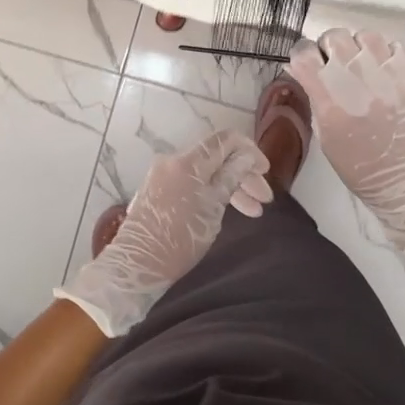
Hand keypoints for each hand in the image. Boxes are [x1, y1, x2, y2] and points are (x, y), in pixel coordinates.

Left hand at [56, 130, 271, 337]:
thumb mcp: (213, 208)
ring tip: (253, 212)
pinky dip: (212, 193)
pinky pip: (192, 183)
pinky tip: (226, 210)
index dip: (250, 151)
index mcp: (187, 161)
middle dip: (243, 174)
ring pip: (206, 173)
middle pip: (216, 157)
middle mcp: (173, 161)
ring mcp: (163, 176)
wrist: (138, 264)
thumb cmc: (180, 238)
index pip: (225, 140)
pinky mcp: (159, 191)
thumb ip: (231, 178)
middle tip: (265, 199)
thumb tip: (246, 156)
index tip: (266, 170)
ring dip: (230, 187)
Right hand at [289, 28, 404, 260]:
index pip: (304, 53)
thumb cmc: (354, 162)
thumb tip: (303, 68)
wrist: (401, 178)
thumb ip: (314, 95)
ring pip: (366, 35)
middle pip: (334, 37)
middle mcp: (357, 80)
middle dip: (329, 47)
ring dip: (358, 46)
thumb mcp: (322, 131)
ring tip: (362, 62)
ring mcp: (388, 74)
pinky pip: (396, 45)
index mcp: (329, 98)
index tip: (307, 63)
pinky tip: (384, 67)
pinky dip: (386, 51)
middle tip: (334, 63)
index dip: (302, 54)